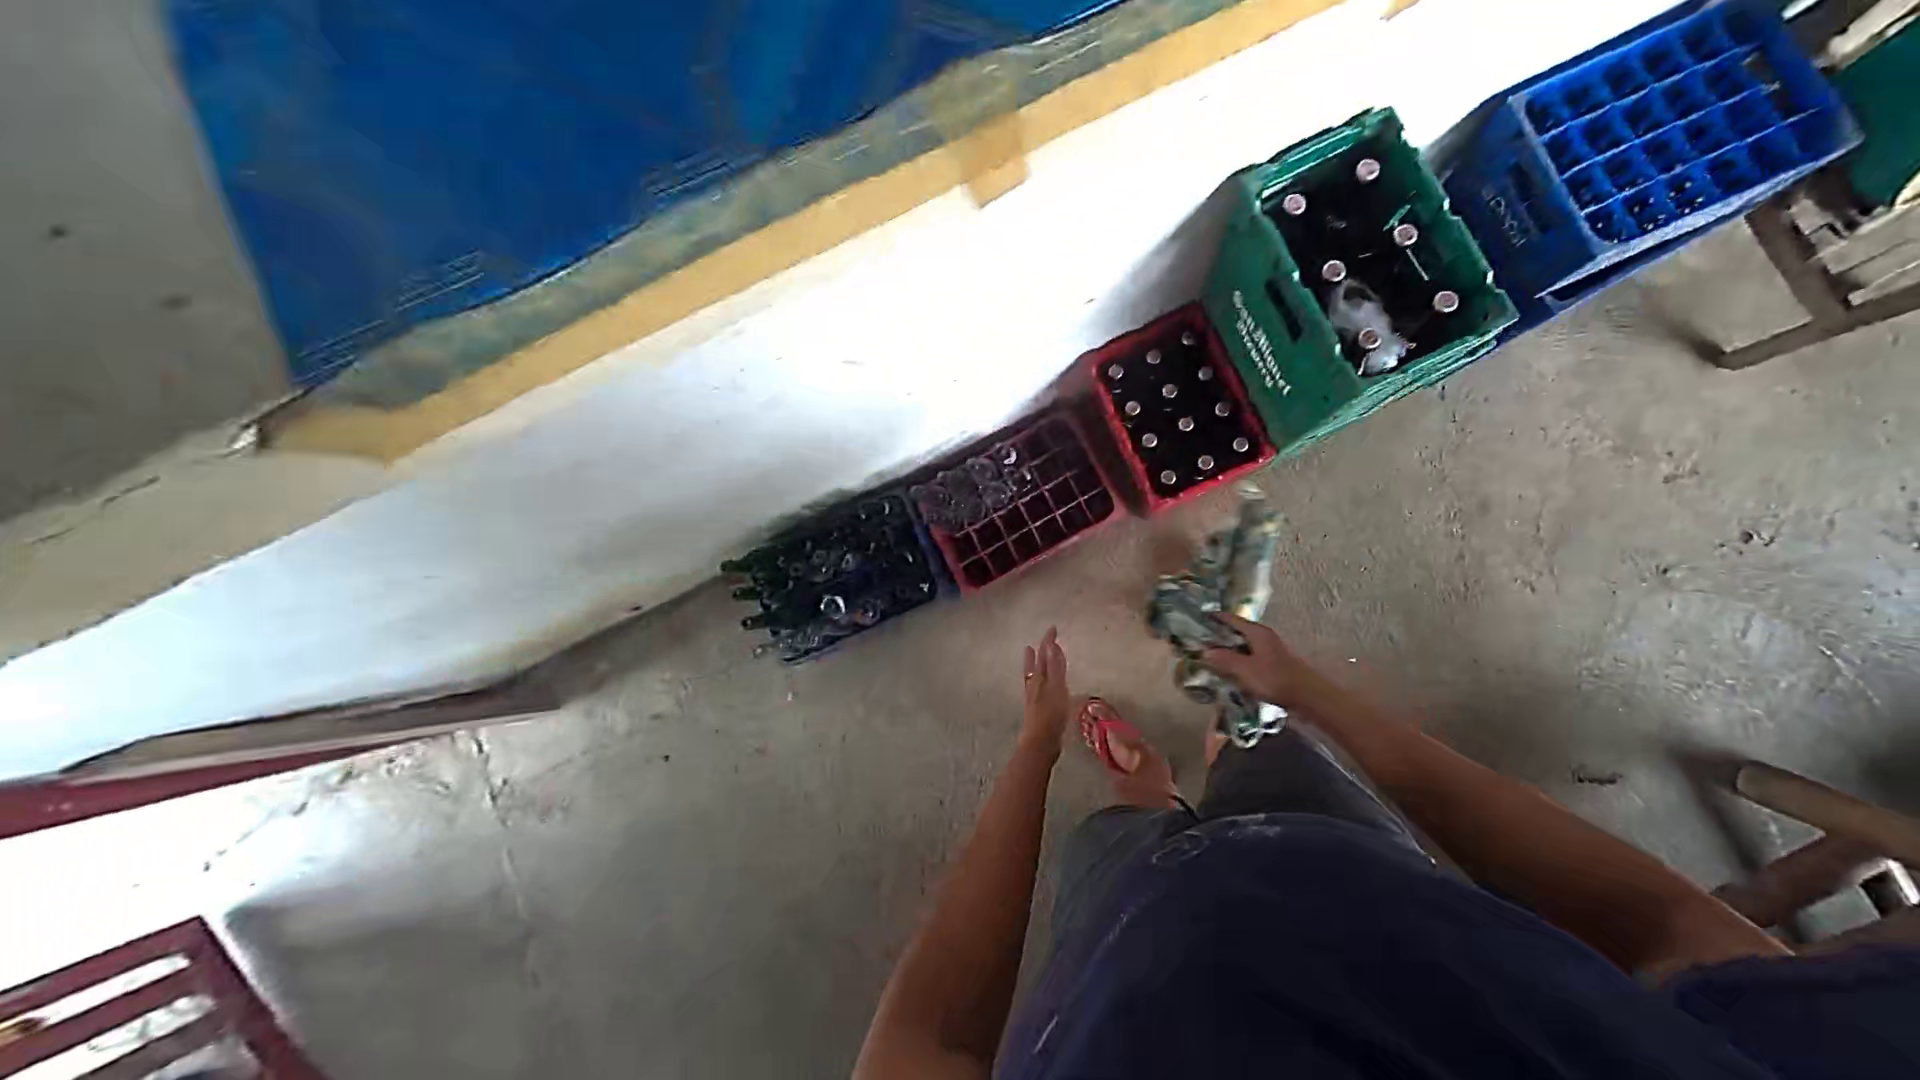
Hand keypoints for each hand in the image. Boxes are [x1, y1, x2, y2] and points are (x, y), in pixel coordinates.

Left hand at [1020, 627, 1069, 755]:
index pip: (1044, 654)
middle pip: (1037, 662)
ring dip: (1034, 662)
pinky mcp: (1036, 708)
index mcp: (1040, 677)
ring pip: (1033, 673)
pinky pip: (1035, 686)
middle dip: (1041, 650)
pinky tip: (1038, 684)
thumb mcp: (1057, 688)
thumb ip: (1055, 667)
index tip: (1052, 628)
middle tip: (1045, 640)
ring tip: (1031, 652)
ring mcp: (1033, 696)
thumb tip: (1050, 644)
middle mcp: (1034, 684)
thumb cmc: (1051, 715)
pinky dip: (1036, 679)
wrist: (1040, 742)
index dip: (1048, 641)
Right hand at [1199, 613, 1323, 708]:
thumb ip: (1224, 659)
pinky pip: (1250, 657)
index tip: (1198, 619)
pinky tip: (1230, 670)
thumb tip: (1204, 651)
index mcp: (1257, 632)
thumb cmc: (1275, 678)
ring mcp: (1270, 650)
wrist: (1308, 697)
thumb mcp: (1245, 669)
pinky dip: (1238, 660)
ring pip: (1244, 645)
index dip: (1215, 618)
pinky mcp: (1274, 664)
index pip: (1232, 619)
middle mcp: (1264, 637)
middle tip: (1200, 641)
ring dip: (1229, 650)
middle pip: (1238, 632)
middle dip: (1220, 636)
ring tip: (1211, 657)